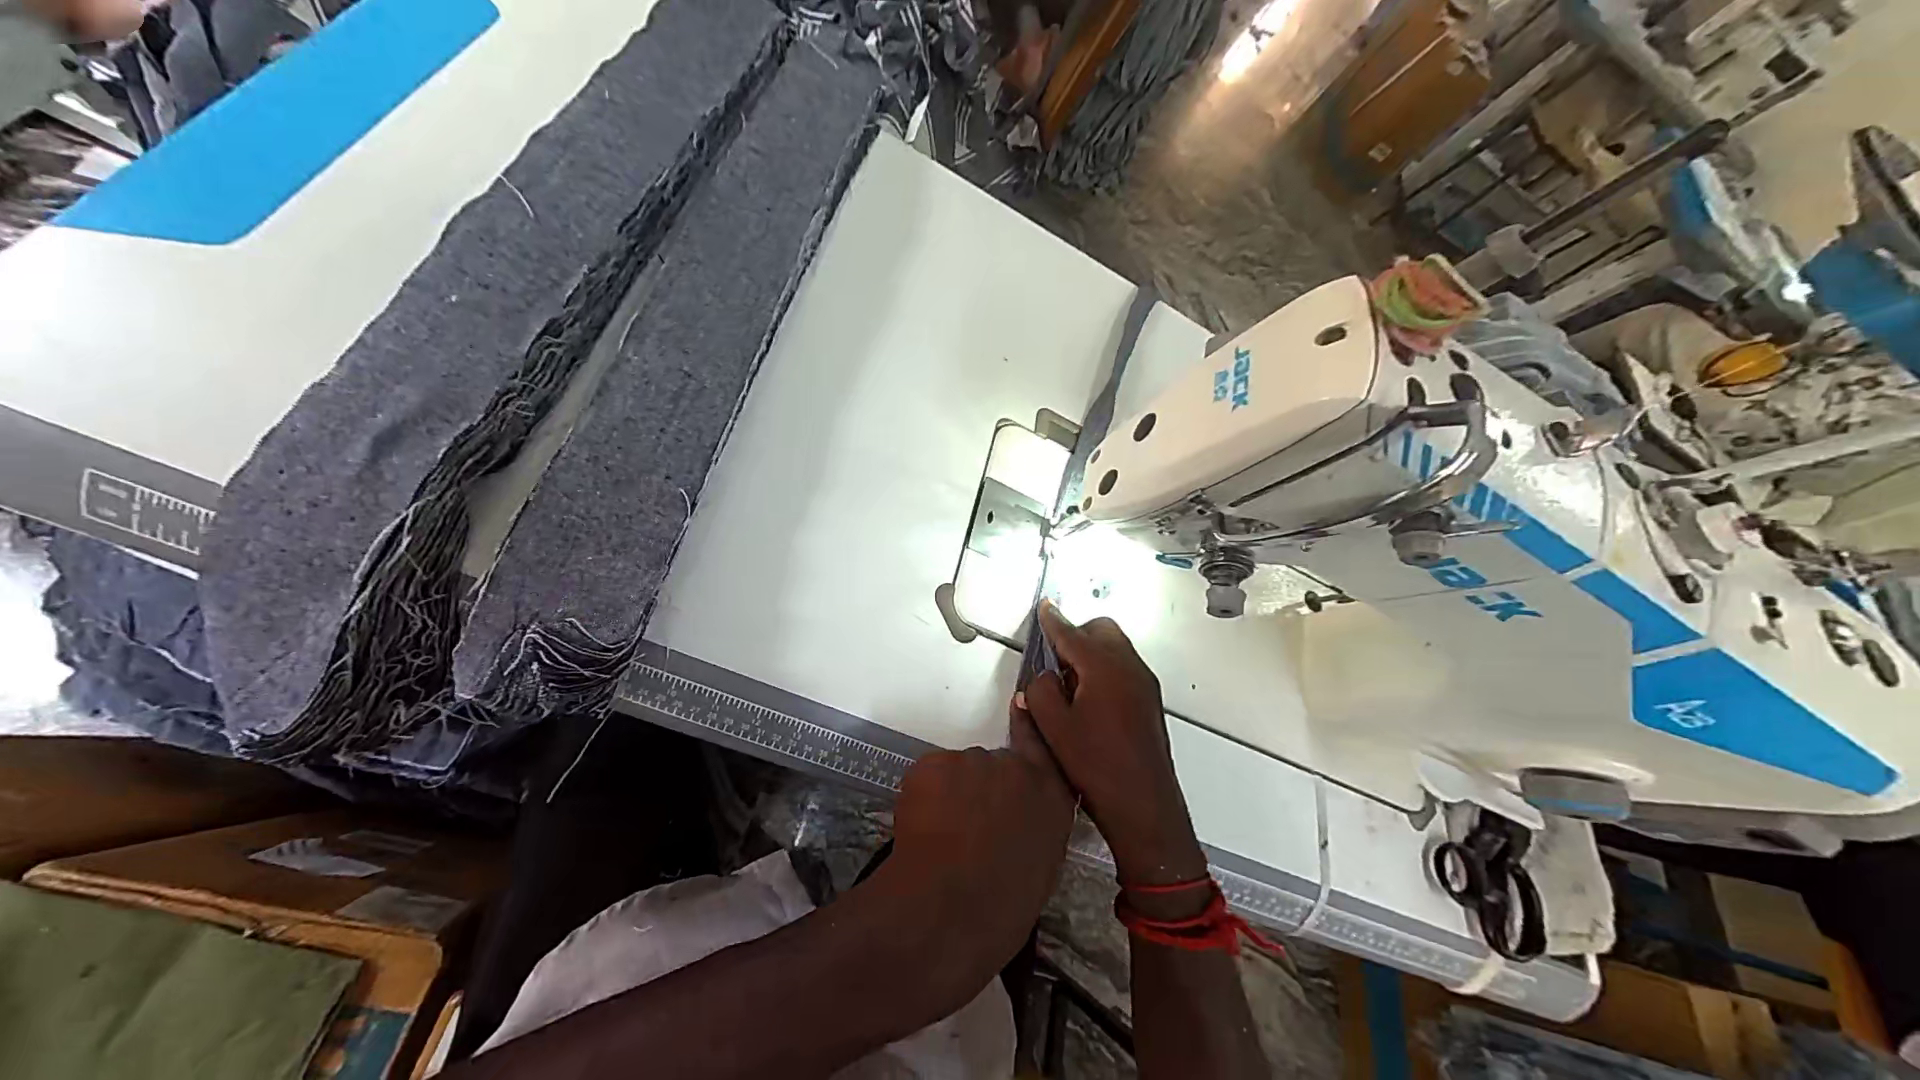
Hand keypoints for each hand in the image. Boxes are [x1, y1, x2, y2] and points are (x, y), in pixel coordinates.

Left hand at [866, 711, 1074, 1011]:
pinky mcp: (934, 764)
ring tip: (943, 837)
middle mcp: (1014, 767)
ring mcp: (972, 760)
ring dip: (949, 794)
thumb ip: (1035, 822)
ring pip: (956, 772)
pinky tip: (923, 831)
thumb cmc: (1003, 905)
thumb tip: (1018, 817)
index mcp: (1050, 794)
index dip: (1028, 725)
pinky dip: (923, 798)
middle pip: (991, 764)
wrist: (949, 910)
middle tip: (965, 826)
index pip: (1042, 745)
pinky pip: (929, 776)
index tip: (1020, 702)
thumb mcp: (1042, 862)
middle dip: (978, 787)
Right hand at [1021, 601, 1206, 886]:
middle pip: (1100, 630)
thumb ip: (1039, 691)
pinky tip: (1088, 701)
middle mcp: (1129, 668)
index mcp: (1103, 666)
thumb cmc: (1102, 769)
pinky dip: (1104, 670)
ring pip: (1115, 647)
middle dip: (1075, 635)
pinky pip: (1124, 668)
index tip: (1046, 609)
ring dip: (1091, 654)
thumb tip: (1042, 679)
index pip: (1071, 632)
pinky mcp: (1149, 701)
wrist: (1143, 804)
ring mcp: (1144, 684)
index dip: (1053, 620)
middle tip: (1053, 656)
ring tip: (1068, 685)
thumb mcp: (1052, 727)